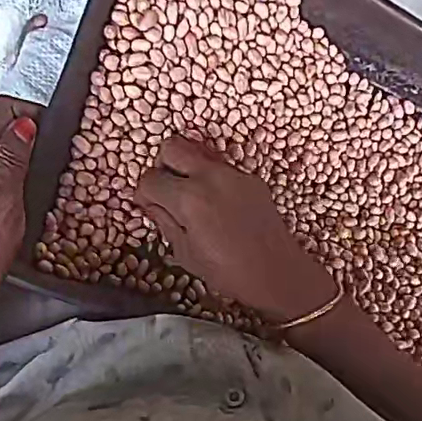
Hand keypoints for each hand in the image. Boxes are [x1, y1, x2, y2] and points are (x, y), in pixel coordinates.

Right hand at [135, 136, 336, 323]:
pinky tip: (216, 206)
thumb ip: (165, 223)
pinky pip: (222, 167)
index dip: (144, 194)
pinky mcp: (251, 180)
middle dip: (162, 166)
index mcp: (189, 199)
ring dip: (187, 168)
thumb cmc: (231, 272)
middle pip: (171, 147)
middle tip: (165, 191)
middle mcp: (210, 178)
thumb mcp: (187, 253)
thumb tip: (153, 205)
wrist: (277, 273)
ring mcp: (234, 175)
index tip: (149, 206)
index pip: (150, 179)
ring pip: (198, 152)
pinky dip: (211, 179)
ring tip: (190, 199)